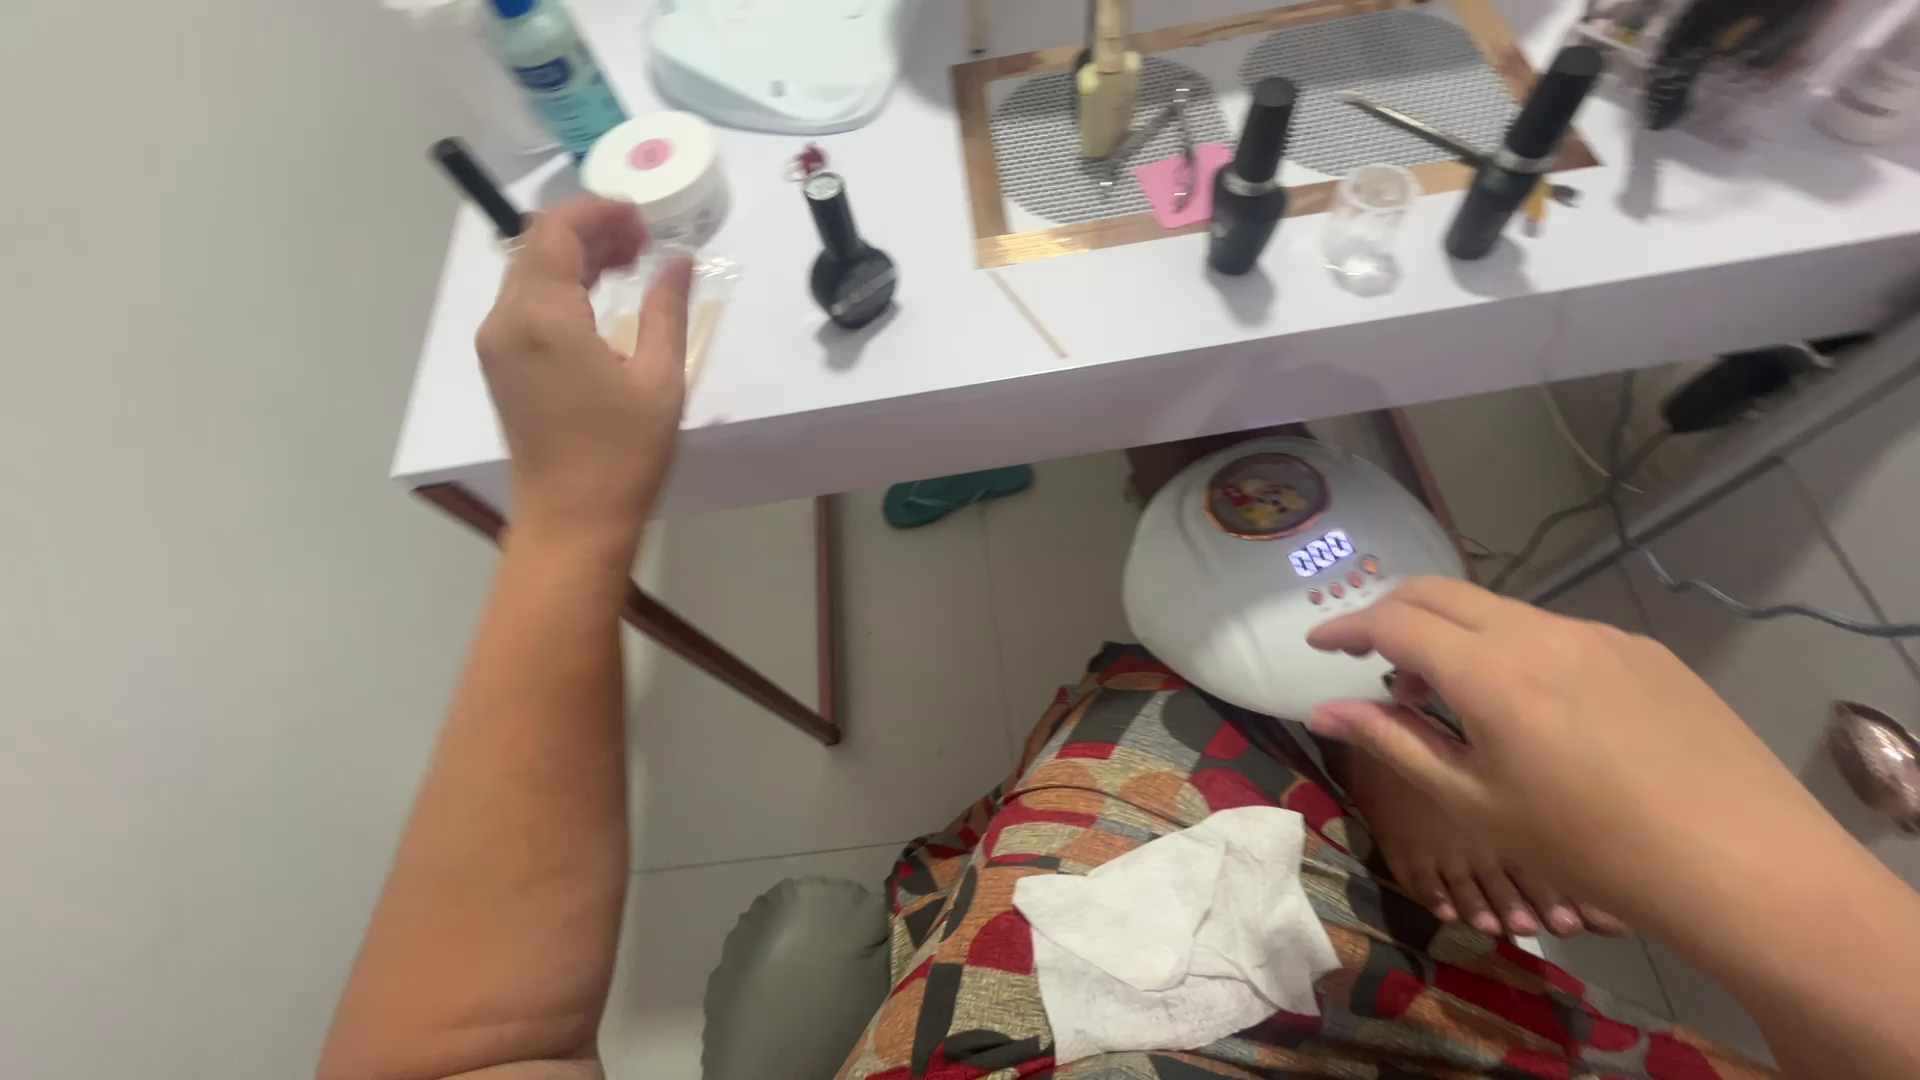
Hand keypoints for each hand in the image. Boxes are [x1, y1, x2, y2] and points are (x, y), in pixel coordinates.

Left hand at [475, 197, 693, 549]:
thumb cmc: (624, 454)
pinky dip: (560, 288)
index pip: (555, 230)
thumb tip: (679, 262)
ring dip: (574, 259)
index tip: (645, 220)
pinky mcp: (500, 366)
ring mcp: (496, 345)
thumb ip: (666, 310)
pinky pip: (525, 304)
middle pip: (536, 246)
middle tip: (645, 245)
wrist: (573, 519)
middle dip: (590, 231)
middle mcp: (505, 320)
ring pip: (528, 273)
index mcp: (543, 316)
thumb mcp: (660, 380)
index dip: (599, 212)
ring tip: (628, 267)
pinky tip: (598, 304)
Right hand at [1304, 577, 1845, 931]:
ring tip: (1452, 696)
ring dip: (1450, 634)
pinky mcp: (1641, 649)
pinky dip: (1508, 648)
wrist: (1750, 873)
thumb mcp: (1472, 799)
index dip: (1345, 627)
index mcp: (1491, 672)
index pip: (1393, 622)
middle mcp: (1541, 633)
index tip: (1317, 643)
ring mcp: (1598, 635)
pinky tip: (1529, 705)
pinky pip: (1550, 630)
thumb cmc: (1588, 844)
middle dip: (1389, 613)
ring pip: (1494, 609)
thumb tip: (1321, 710)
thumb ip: (1391, 740)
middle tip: (1371, 659)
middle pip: (1437, 592)